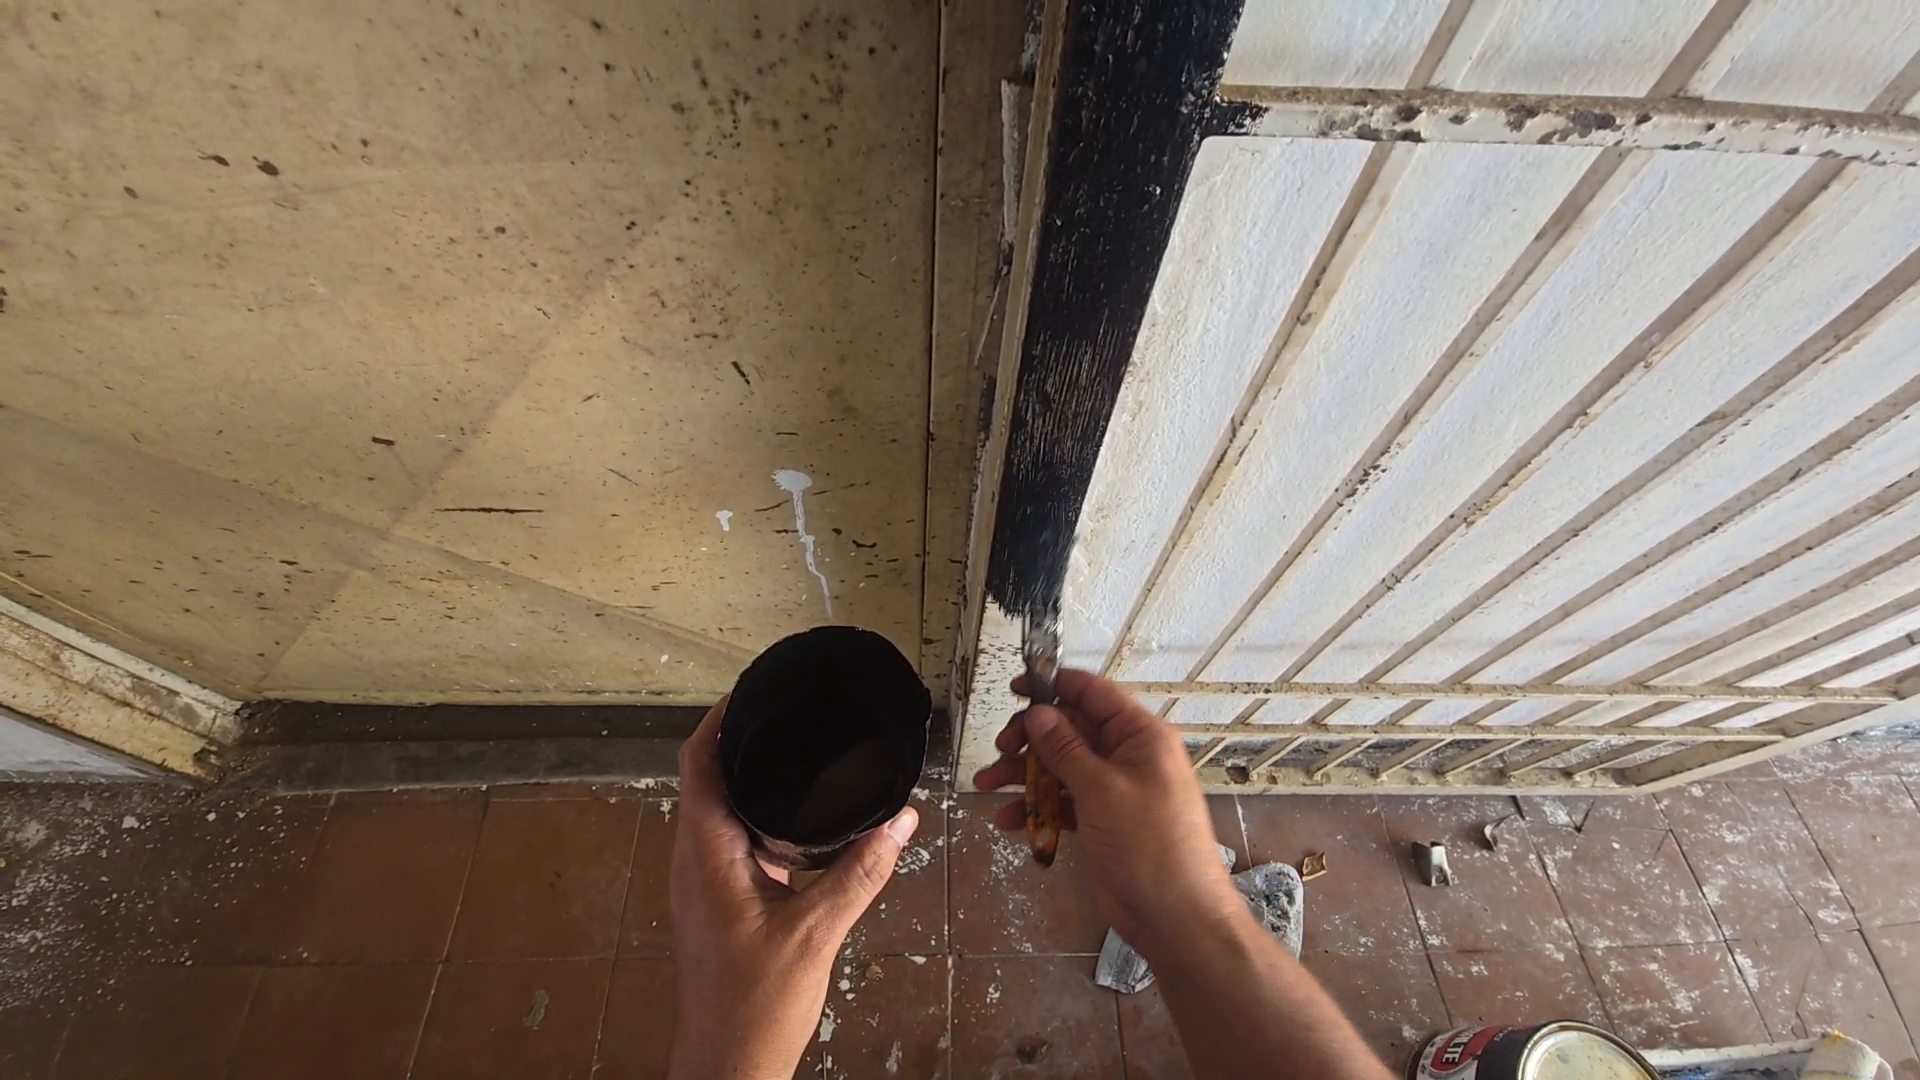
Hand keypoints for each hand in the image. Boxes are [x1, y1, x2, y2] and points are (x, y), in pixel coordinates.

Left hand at [668, 697, 918, 1078]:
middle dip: (738, 736)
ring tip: (794, 744)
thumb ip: (860, 872)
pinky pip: (733, 834)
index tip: (752, 690)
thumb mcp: (817, 933)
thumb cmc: (756, 1004)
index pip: (697, 764)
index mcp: (707, 853)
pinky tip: (798, 811)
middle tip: (785, 707)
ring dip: (747, 772)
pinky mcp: (719, 896)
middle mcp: (696, 858)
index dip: (718, 720)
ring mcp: (705, 879)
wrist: (726, 1070)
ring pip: (719, 805)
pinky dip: (759, 809)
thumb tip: (903, 819)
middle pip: (705, 775)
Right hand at [972, 669, 1242, 950]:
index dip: (1054, 685)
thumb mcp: (1102, 789)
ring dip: (1024, 774)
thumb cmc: (1148, 844)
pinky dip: (1037, 806)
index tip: (1018, 687)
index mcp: (1139, 735)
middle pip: (1070, 730)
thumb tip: (1038, 712)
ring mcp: (1113, 788)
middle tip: (1001, 749)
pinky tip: (1009, 819)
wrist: (1176, 918)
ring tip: (986, 784)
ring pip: (1061, 766)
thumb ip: (1065, 747)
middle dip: (1031, 738)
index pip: (1093, 693)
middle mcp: (1127, 755)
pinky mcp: (1101, 819)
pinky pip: (1063, 800)